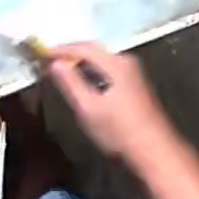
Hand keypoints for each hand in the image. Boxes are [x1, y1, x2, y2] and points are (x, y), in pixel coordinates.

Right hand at [43, 43, 177, 162]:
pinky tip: (83, 81)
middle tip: (51, 60)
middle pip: (94, 50)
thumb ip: (71, 83)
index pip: (84, 47)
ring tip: (63, 70)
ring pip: (101, 59)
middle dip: (71, 53)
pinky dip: (92, 70)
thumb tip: (56, 64)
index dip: (61, 49)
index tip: (43, 54)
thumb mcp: (89, 108)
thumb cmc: (120, 131)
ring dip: (81, 62)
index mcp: (116, 63)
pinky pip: (107, 67)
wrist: (155, 150)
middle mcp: (126, 61)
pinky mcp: (135, 83)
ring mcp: (133, 72)